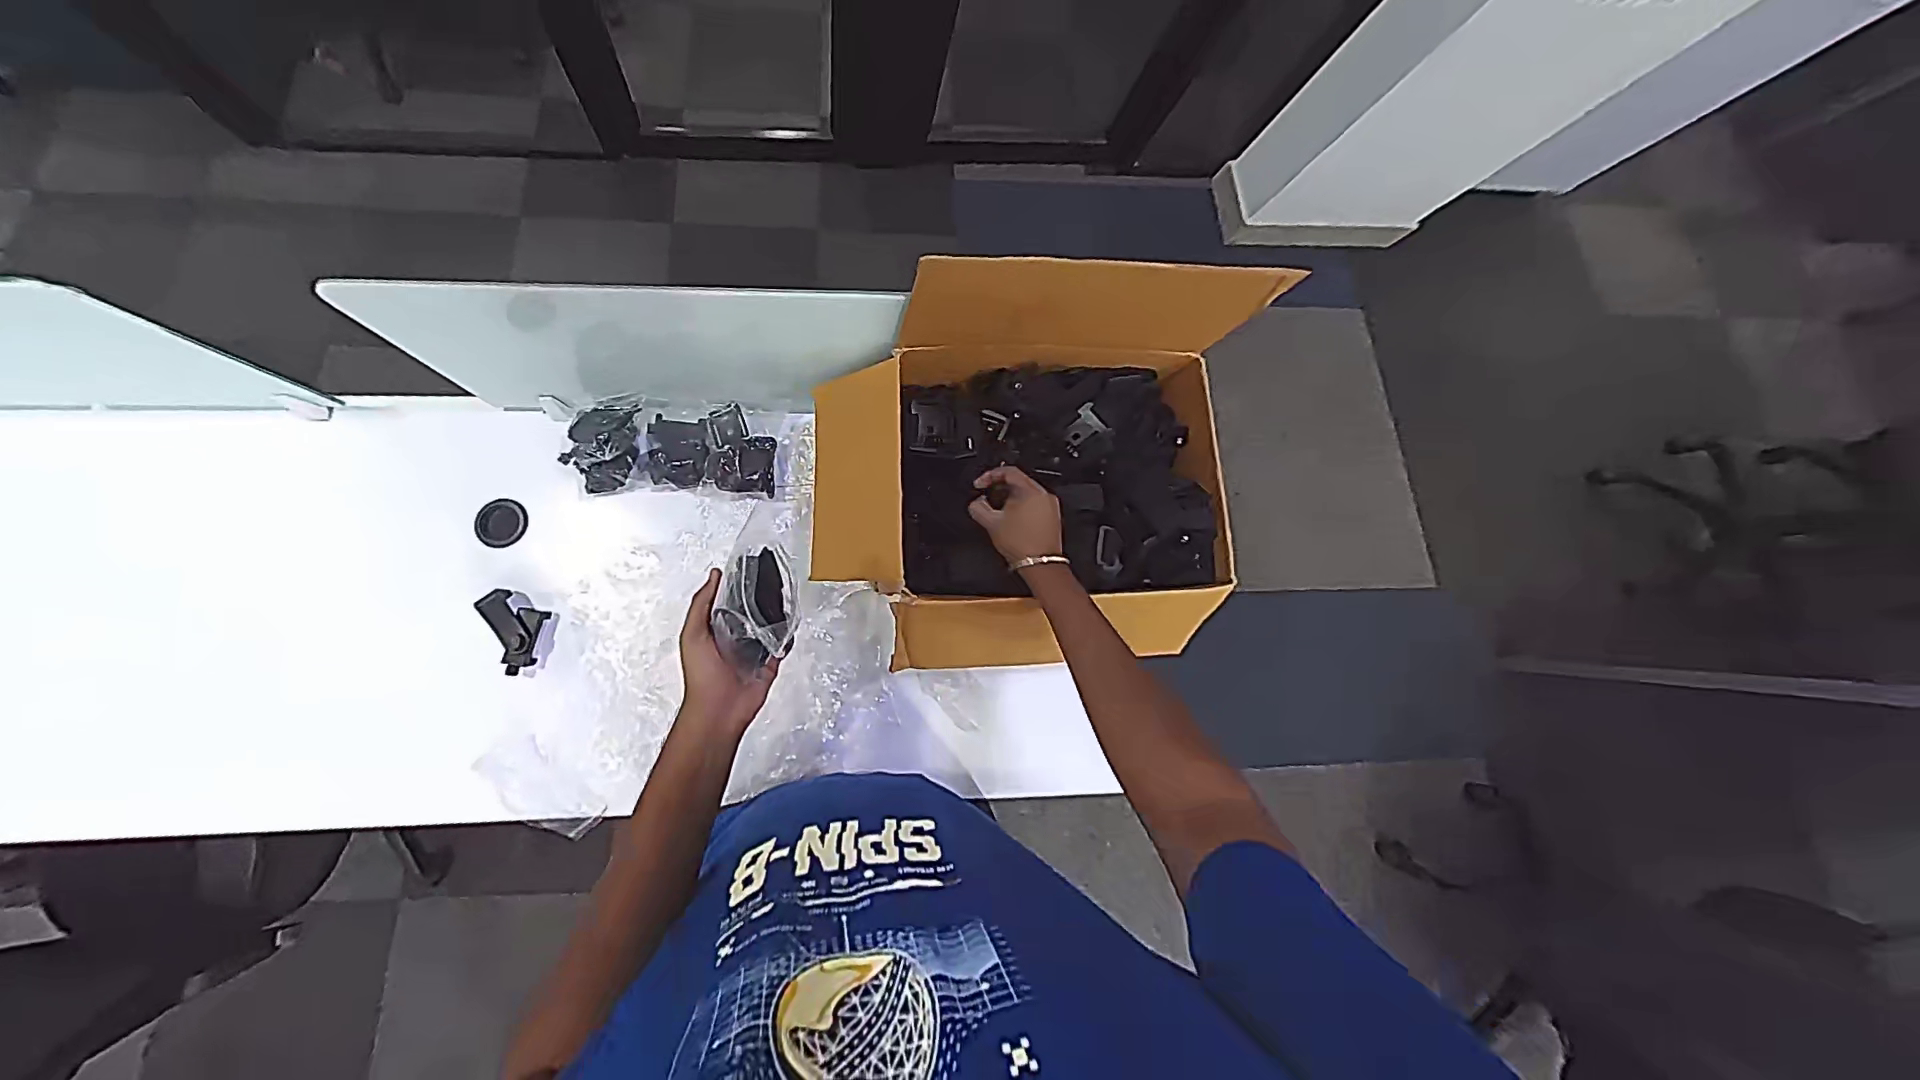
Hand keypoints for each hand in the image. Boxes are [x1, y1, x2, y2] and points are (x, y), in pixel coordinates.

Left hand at [678, 569, 779, 735]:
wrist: (719, 709)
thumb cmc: (701, 674)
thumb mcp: (692, 633)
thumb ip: (701, 604)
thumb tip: (714, 576)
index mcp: (714, 629)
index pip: (727, 601)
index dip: (736, 585)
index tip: (748, 568)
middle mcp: (735, 638)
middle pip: (750, 612)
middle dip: (759, 598)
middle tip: (772, 579)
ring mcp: (753, 651)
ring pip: (768, 627)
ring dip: (775, 615)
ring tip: (785, 596)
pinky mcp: (769, 663)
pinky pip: (781, 646)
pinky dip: (786, 636)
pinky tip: (791, 623)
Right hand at [968, 466, 1062, 564]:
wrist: (1040, 564)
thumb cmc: (1021, 545)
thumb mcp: (991, 523)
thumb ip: (978, 507)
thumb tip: (976, 503)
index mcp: (1030, 491)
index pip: (1008, 471)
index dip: (990, 475)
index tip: (981, 484)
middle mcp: (1044, 495)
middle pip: (1019, 480)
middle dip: (1000, 486)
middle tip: (987, 495)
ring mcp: (1051, 506)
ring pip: (1027, 492)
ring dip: (1011, 496)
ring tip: (999, 510)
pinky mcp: (1053, 517)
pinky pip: (1035, 504)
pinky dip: (1022, 506)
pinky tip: (1013, 519)